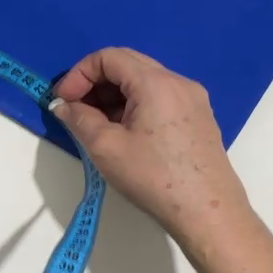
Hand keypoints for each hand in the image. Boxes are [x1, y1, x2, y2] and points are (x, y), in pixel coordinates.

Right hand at [49, 48, 256, 250]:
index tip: (64, 100)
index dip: (79, 73)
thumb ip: (78, 118)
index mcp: (156, 83)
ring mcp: (192, 100)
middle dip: (94, 82)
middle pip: (127, 64)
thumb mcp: (105, 146)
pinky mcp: (198, 118)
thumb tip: (63, 106)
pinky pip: (157, 96)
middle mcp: (178, 83)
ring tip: (95, 123)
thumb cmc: (153, 176)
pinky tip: (122, 131)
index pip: (108, 57)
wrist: (208, 214)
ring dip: (112, 94)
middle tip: (75, 108)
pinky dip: (132, 104)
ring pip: (142, 81)